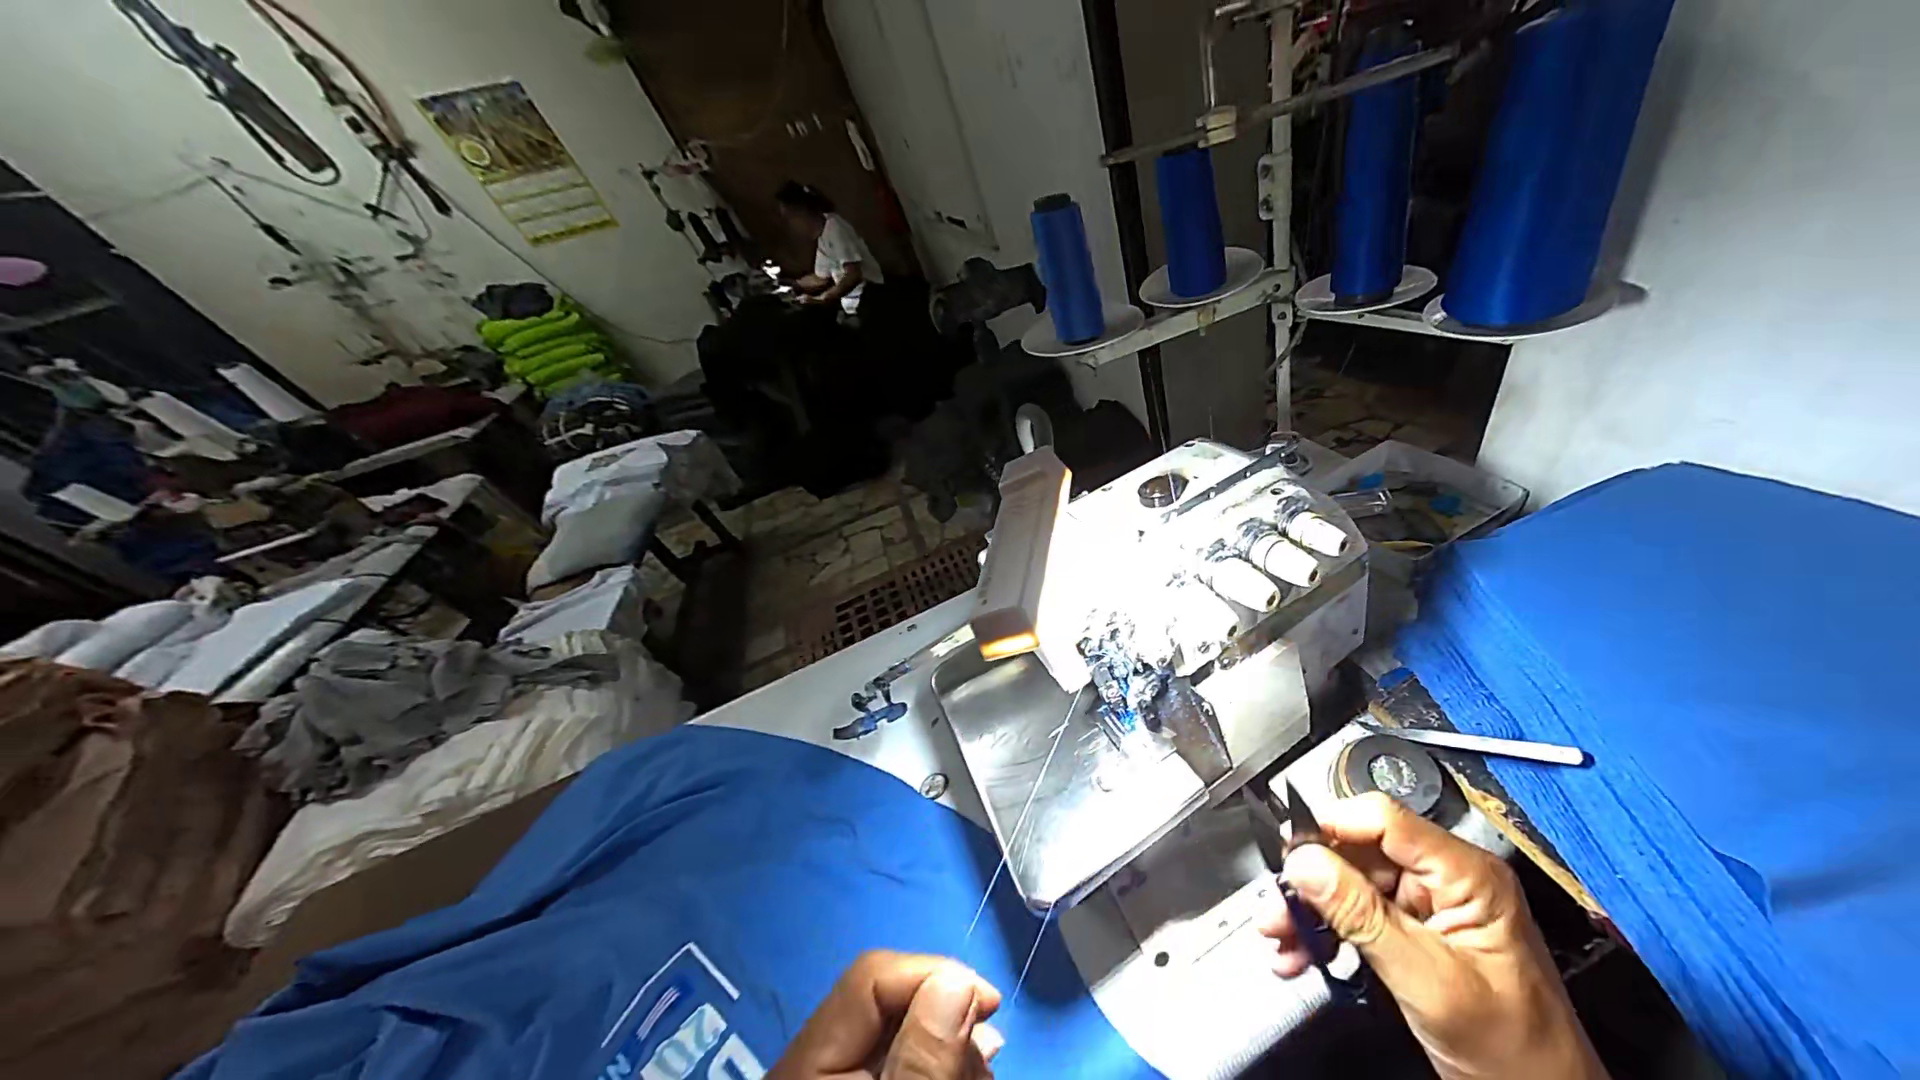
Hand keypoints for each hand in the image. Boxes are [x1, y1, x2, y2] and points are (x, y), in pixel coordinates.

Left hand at [770, 951, 1004, 1079]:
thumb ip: (922, 1062)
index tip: (990, 1000)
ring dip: (950, 1043)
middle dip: (950, 1015)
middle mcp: (816, 1057)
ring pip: (904, 1030)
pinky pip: (901, 1056)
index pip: (871, 975)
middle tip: (986, 1057)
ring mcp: (832, 1074)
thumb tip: (957, 981)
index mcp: (808, 1057)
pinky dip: (937, 1062)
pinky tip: (959, 1076)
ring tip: (976, 1072)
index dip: (934, 973)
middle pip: (893, 1000)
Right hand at [1258, 793, 1606, 1079]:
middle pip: (1355, 852)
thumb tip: (1305, 862)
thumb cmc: (1520, 1058)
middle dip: (1308, 881)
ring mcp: (1427, 905)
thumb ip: (1363, 916)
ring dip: (1308, 910)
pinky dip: (1323, 931)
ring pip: (1345, 882)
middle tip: (1277, 908)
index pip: (1381, 819)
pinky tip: (1302, 951)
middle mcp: (1444, 879)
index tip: (1287, 853)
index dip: (1328, 828)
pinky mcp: (1411, 930)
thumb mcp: (1430, 981)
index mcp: (1466, 876)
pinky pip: (1353, 913)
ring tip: (1282, 936)